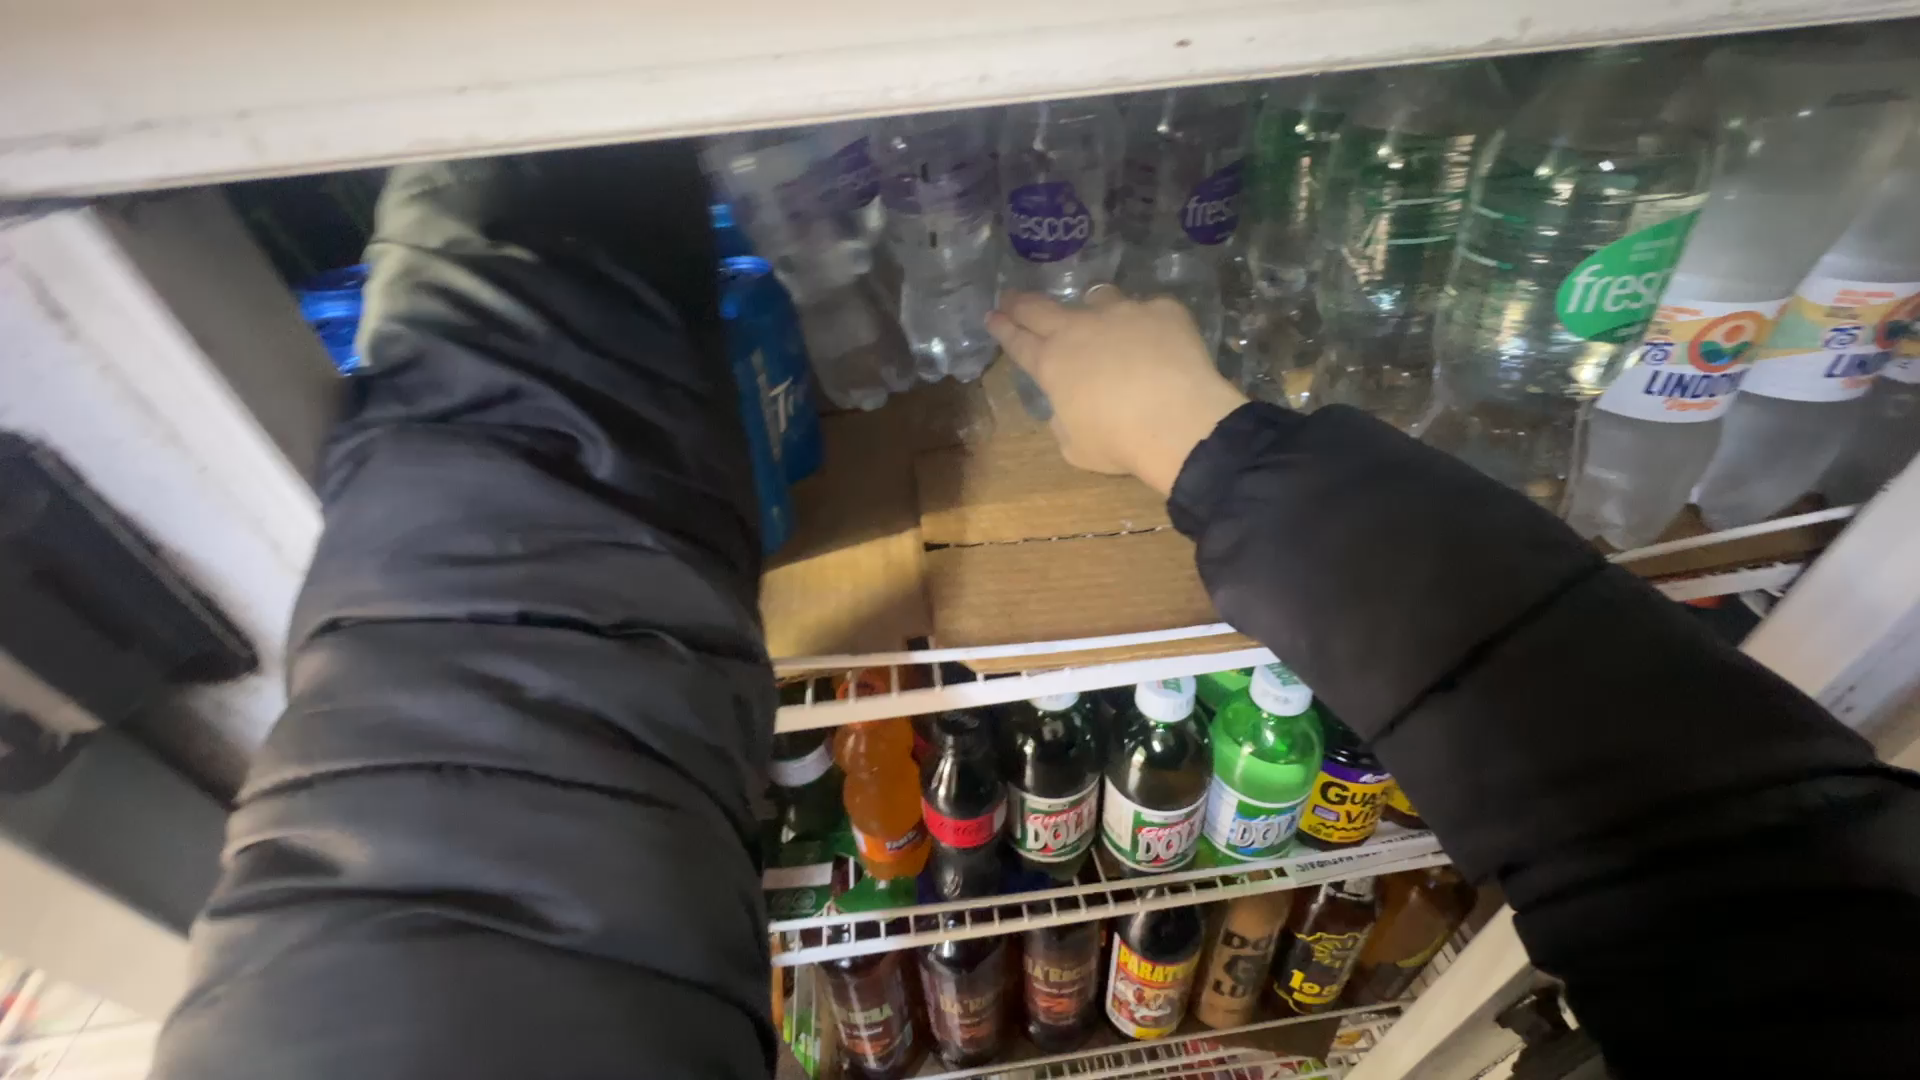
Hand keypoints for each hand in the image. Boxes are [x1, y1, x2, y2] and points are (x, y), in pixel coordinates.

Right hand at [987, 287, 1248, 495]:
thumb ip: (1063, 420)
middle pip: (1041, 308)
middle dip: (1020, 302)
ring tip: (1096, 313)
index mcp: (1052, 364)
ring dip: (1090, 306)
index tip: (992, 316)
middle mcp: (1080, 329)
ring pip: (1097, 298)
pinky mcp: (1161, 309)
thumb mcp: (1074, 446)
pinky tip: (1156, 339)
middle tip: (1010, 296)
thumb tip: (1068, 408)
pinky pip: (1147, 309)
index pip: (1017, 341)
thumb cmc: (1118, 442)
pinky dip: (1145, 322)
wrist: (1178, 422)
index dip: (1002, 328)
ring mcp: (1121, 312)